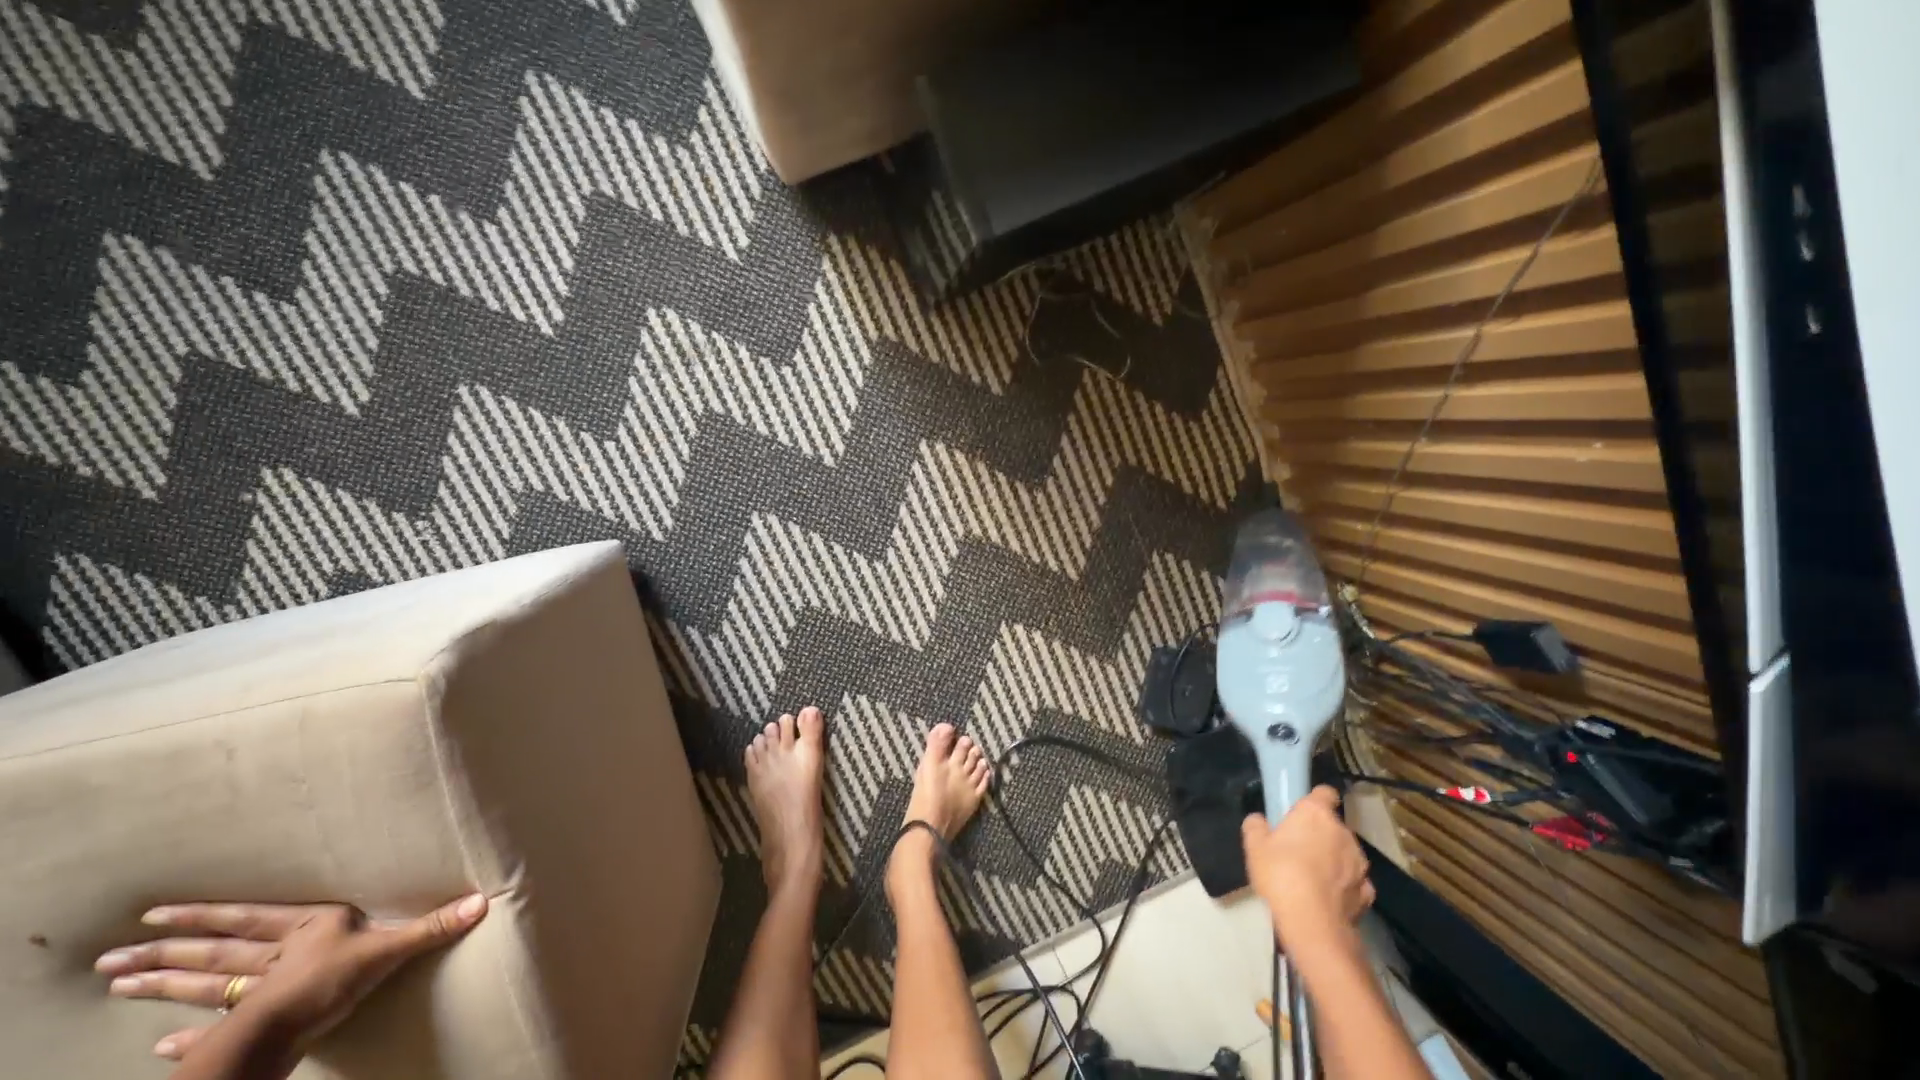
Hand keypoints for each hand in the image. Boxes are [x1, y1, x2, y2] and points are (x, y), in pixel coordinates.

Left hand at [97, 894, 487, 1060]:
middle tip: (112, 957)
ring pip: (203, 986)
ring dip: (160, 987)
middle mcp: (273, 956)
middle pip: (213, 953)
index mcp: (304, 930)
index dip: (207, 915)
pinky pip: (216, 1029)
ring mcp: (255, 994)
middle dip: (165, 953)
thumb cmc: (333, 981)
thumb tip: (482, 901)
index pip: (249, 918)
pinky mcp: (252, 1027)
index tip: (156, 913)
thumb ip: (430, 928)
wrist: (293, 1030)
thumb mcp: (387, 949)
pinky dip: (188, 1037)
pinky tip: (160, 1045)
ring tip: (118, 985)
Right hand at [1242, 785, 1374, 949]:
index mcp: (1316, 814)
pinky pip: (1355, 882)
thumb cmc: (1280, 875)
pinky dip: (1345, 886)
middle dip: (1320, 835)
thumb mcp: (1254, 848)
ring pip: (1346, 853)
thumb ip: (1256, 827)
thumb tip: (1258, 820)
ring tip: (1313, 880)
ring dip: (1334, 860)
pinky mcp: (1367, 891)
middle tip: (1297, 851)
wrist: (1312, 924)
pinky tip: (1329, 898)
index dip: (1314, 800)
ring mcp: (1359, 862)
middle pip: (1333, 826)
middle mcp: (1343, 832)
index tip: (1302, 812)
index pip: (1324, 793)